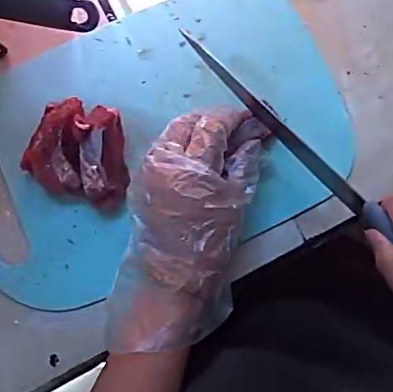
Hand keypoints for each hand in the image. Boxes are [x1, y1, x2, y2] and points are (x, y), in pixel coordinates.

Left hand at [107, 109, 267, 352]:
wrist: (171, 274)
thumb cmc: (209, 242)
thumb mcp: (236, 202)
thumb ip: (244, 164)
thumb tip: (252, 139)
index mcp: (191, 164)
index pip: (212, 124)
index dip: (233, 117)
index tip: (249, 119)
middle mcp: (164, 159)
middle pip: (188, 122)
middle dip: (212, 120)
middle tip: (234, 129)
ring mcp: (148, 167)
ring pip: (171, 133)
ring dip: (194, 130)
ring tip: (215, 141)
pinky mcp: (140, 178)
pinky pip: (161, 149)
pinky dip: (179, 145)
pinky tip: (195, 156)